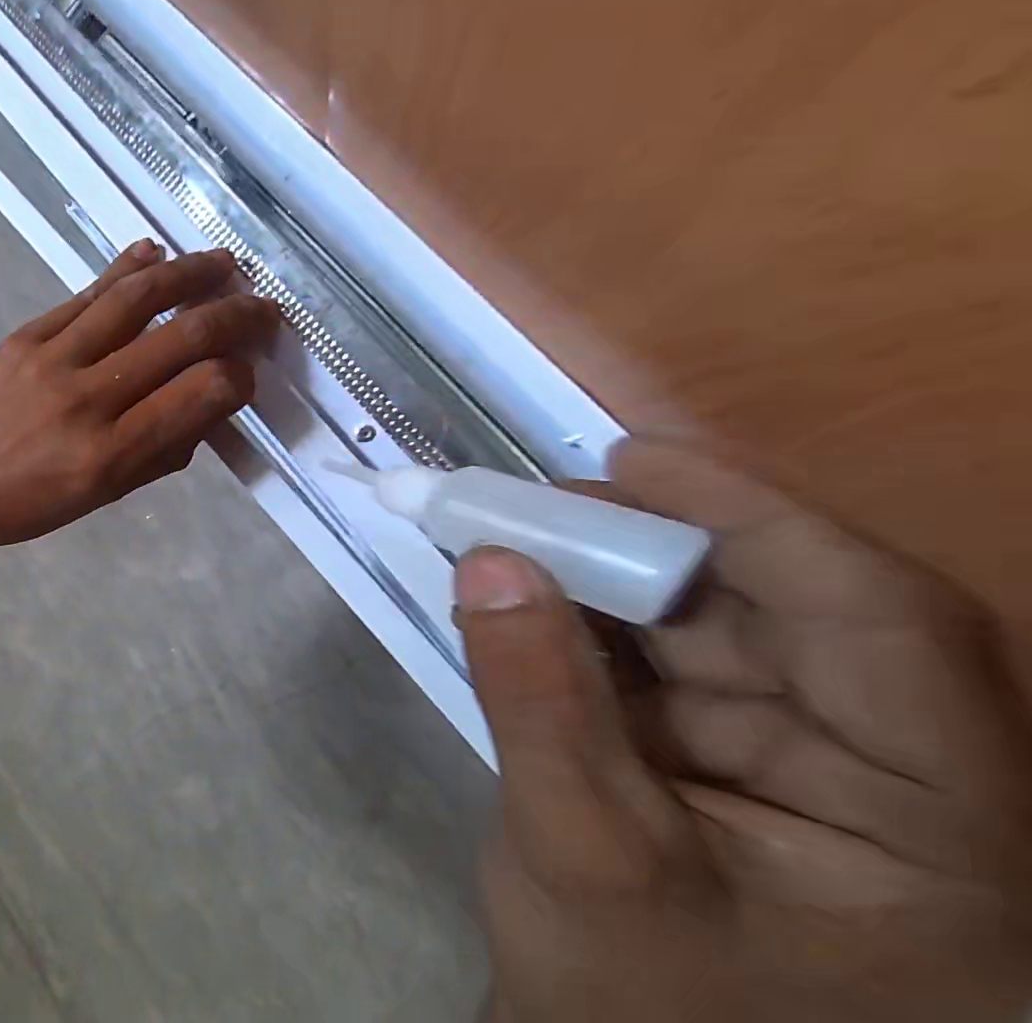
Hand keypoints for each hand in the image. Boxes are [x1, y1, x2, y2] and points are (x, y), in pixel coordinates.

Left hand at [0, 242, 278, 556]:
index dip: (237, 377)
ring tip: (222, 262)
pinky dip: (125, 269)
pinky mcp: (25, 337)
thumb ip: (166, 449)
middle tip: (263, 308)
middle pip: (178, 339)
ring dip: (187, 274)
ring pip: (134, 300)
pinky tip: (154, 253)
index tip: (248, 372)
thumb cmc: (37, 504)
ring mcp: (52, 360)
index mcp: (111, 453)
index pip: (198, 394)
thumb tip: (213, 399)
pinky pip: (86, 295)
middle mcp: (86, 400)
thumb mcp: (108, 495)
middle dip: (234, 317)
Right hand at [460, 437, 1031, 1022]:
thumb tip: (485, 561)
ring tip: (506, 543)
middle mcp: (890, 769)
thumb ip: (536, 699)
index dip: (757, 516)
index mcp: (942, 823)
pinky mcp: (715, 749)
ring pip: (702, 624)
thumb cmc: (631, 998)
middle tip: (535, 506)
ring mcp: (795, 756)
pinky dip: (580, 620)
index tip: (630, 459)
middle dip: (648, 545)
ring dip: (599, 578)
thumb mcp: (580, 849)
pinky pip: (650, 657)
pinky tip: (518, 598)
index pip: (882, 623)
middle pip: (782, 609)